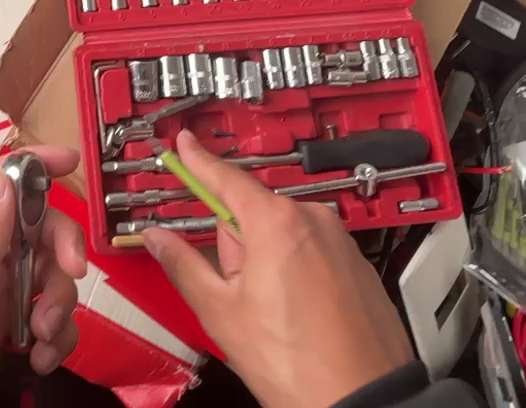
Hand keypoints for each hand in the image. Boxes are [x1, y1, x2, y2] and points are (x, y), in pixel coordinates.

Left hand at [0, 146, 87, 407]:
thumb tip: (3, 180)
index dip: (29, 166)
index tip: (71, 161)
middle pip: (30, 229)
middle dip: (58, 245)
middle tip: (73, 270)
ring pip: (45, 275)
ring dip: (58, 302)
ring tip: (42, 339)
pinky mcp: (7, 341)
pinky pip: (47, 320)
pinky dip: (54, 338)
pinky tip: (40, 361)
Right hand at [143, 130, 413, 407]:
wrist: (368, 406)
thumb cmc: (299, 366)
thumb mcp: (222, 313)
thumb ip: (183, 266)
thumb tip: (157, 239)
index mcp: (275, 222)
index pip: (224, 177)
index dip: (198, 159)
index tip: (185, 143)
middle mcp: (312, 219)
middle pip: (251, 213)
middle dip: (237, 245)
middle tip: (240, 292)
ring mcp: (339, 240)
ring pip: (281, 234)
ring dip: (267, 259)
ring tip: (275, 313)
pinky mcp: (357, 264)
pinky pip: (311, 250)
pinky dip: (298, 271)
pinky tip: (300, 314)